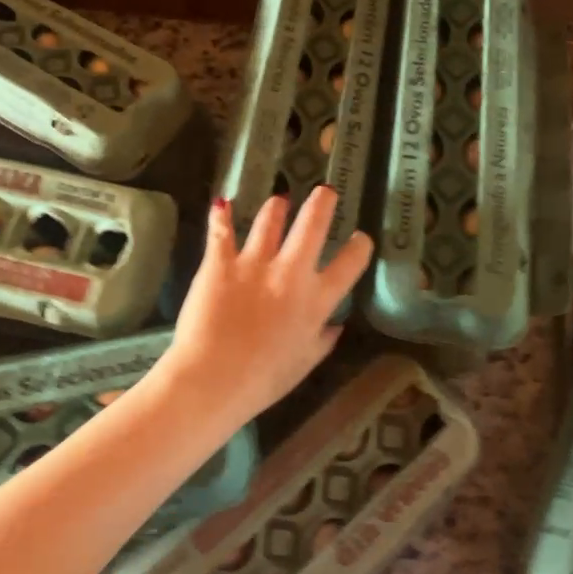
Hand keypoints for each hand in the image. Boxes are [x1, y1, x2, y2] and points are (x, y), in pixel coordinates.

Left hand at [153, 187, 373, 424]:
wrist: (212, 380)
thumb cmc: (261, 382)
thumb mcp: (302, 365)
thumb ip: (322, 341)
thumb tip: (336, 324)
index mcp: (315, 302)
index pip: (349, 264)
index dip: (359, 246)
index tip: (360, 237)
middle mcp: (289, 273)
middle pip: (312, 225)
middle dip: (322, 202)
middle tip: (324, 191)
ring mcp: (254, 263)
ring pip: (269, 220)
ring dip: (275, 207)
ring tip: (278, 201)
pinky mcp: (220, 262)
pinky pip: (221, 231)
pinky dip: (220, 216)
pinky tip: (221, 204)